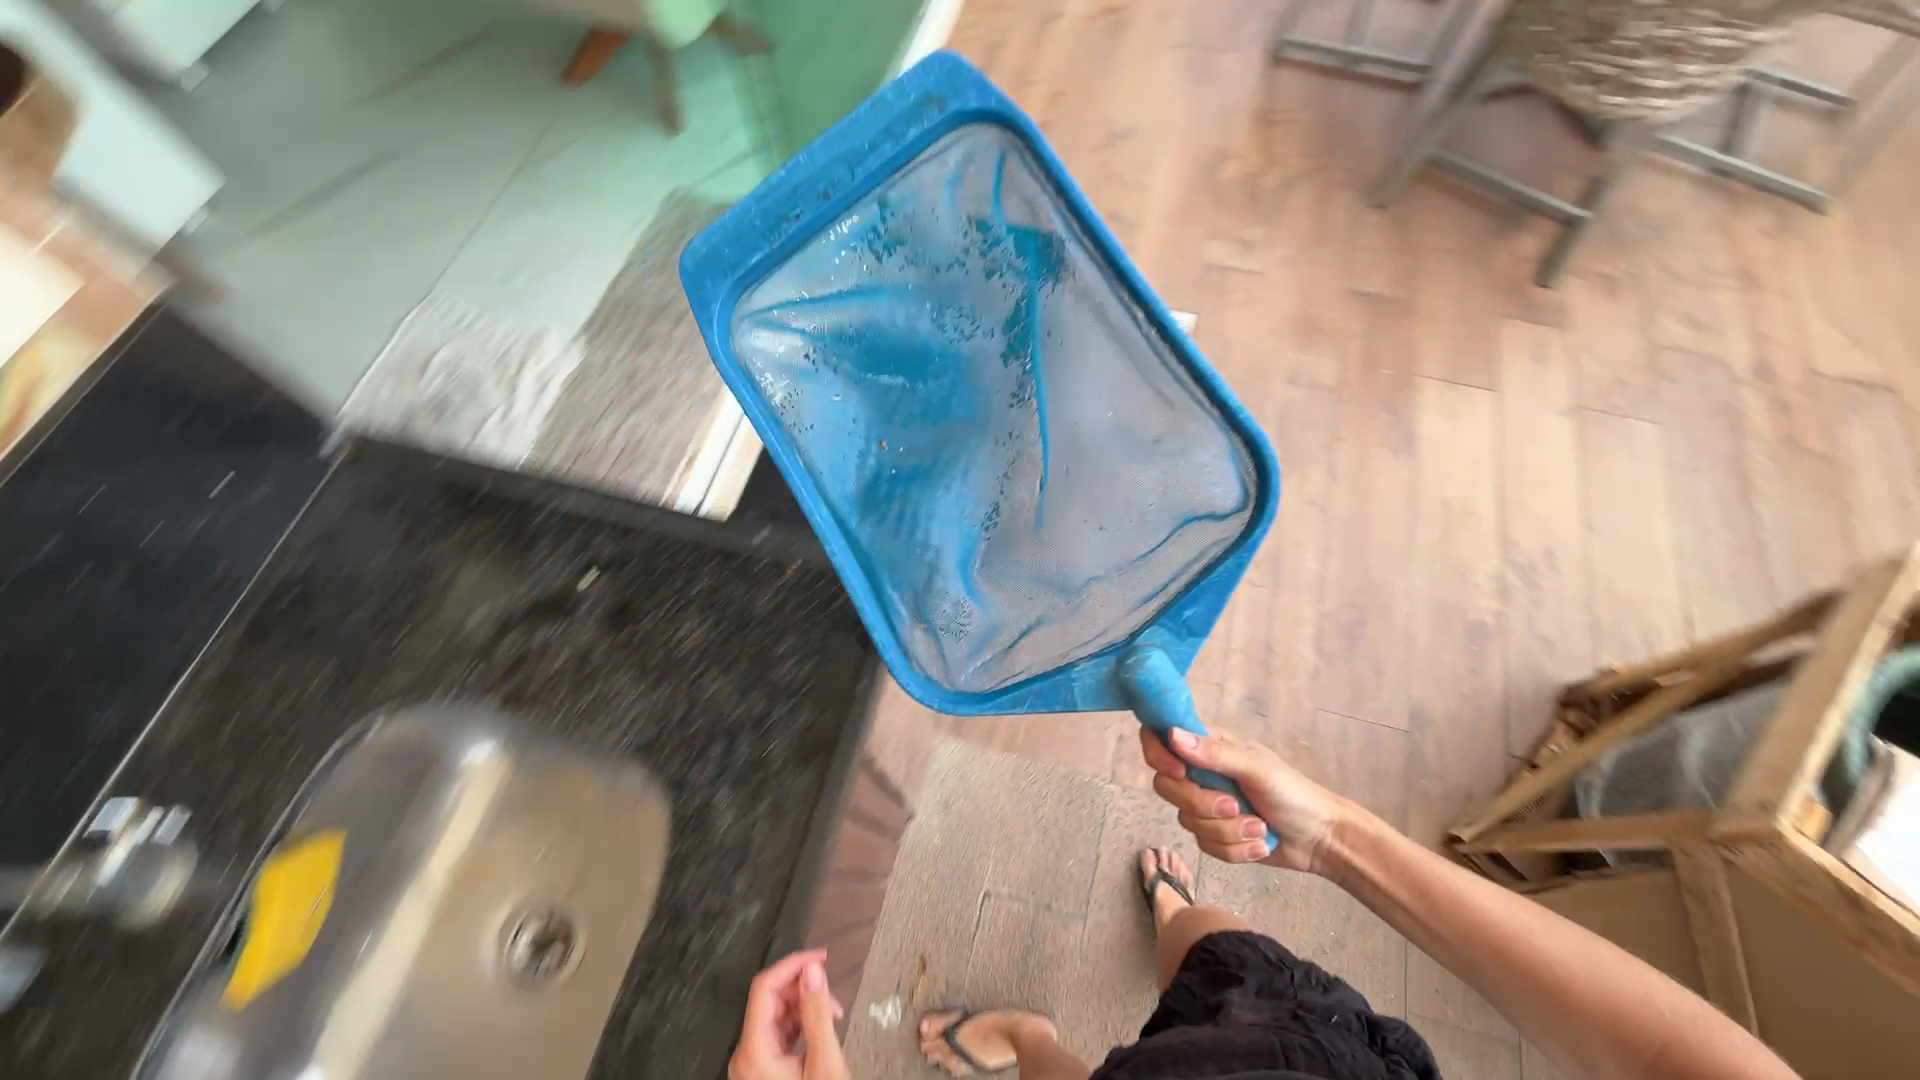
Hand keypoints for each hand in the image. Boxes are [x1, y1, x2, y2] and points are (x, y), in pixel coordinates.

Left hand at [729, 949, 848, 1079]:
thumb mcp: (825, 1062)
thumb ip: (817, 1013)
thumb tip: (813, 969)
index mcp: (753, 1052)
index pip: (764, 988)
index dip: (792, 965)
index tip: (822, 957)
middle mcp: (746, 1056)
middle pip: (770, 1001)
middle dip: (804, 990)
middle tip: (834, 996)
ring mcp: (753, 1065)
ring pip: (777, 1016)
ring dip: (806, 1007)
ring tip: (834, 1016)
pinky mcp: (763, 1071)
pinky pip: (780, 1034)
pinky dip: (802, 1025)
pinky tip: (822, 1029)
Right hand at [1136, 725, 1358, 874]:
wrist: (1321, 840)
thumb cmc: (1293, 793)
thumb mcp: (1257, 768)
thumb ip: (1215, 753)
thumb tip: (1171, 734)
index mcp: (1207, 746)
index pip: (1159, 738)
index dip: (1159, 754)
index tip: (1179, 773)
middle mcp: (1200, 773)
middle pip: (1167, 786)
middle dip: (1202, 804)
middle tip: (1235, 806)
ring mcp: (1205, 805)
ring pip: (1187, 820)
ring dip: (1227, 831)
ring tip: (1259, 827)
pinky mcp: (1214, 835)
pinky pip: (1204, 845)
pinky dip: (1234, 849)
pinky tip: (1258, 844)